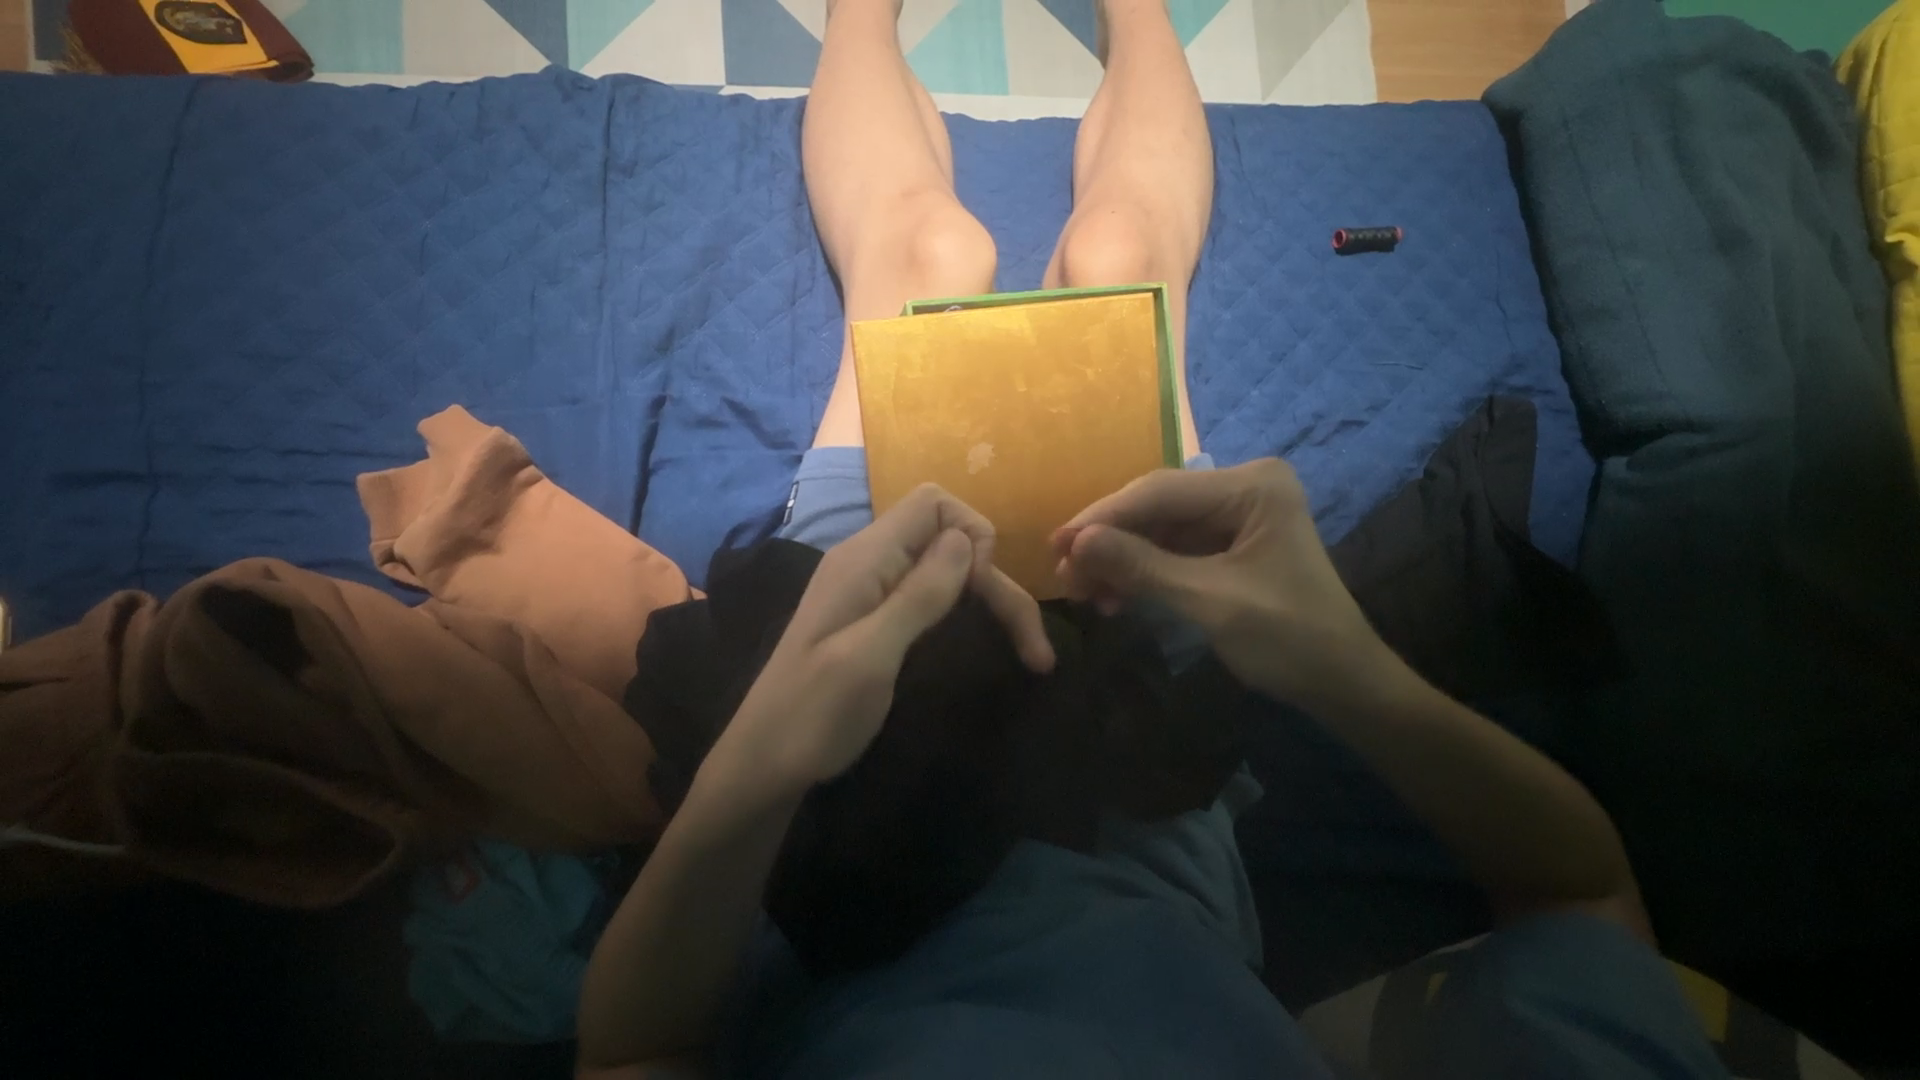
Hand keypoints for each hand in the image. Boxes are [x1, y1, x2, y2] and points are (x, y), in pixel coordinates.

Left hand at [723, 484, 1055, 789]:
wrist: (765, 764)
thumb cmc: (813, 715)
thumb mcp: (869, 657)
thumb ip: (917, 595)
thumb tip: (967, 539)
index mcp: (864, 560)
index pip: (933, 503)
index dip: (972, 534)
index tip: (979, 591)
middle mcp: (870, 563)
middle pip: (950, 541)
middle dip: (997, 584)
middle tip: (1037, 653)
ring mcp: (871, 591)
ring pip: (947, 572)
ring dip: (991, 603)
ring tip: (1031, 654)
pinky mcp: (874, 619)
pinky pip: (929, 596)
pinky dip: (966, 614)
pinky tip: (984, 642)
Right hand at [1052, 459, 1399, 714]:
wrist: (1342, 684)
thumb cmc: (1289, 640)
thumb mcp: (1210, 602)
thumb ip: (1142, 568)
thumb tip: (1075, 544)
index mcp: (1252, 486)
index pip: (1160, 491)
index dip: (1103, 518)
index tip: (1056, 545)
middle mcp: (1242, 488)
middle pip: (1155, 507)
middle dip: (1107, 541)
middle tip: (1063, 573)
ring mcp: (1234, 515)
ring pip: (1157, 529)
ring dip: (1118, 560)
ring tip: (1083, 593)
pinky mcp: (1226, 543)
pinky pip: (1170, 549)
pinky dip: (1140, 572)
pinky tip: (1113, 596)